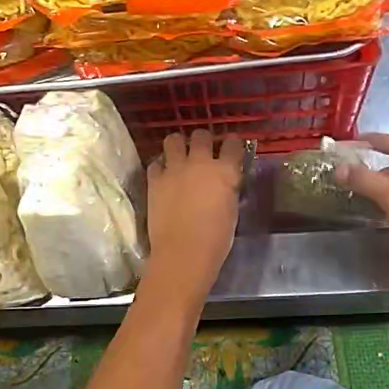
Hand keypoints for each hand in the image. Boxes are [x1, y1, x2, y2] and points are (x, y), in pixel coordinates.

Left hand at [144, 130, 244, 294]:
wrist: (183, 253)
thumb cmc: (216, 239)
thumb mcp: (232, 210)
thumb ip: (228, 189)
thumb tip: (224, 183)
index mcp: (225, 171)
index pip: (233, 144)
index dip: (232, 145)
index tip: (230, 149)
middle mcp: (200, 162)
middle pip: (202, 135)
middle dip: (203, 140)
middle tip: (202, 151)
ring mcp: (174, 168)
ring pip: (173, 139)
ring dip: (178, 144)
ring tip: (179, 155)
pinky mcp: (154, 179)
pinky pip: (156, 162)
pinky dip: (160, 166)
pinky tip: (163, 175)